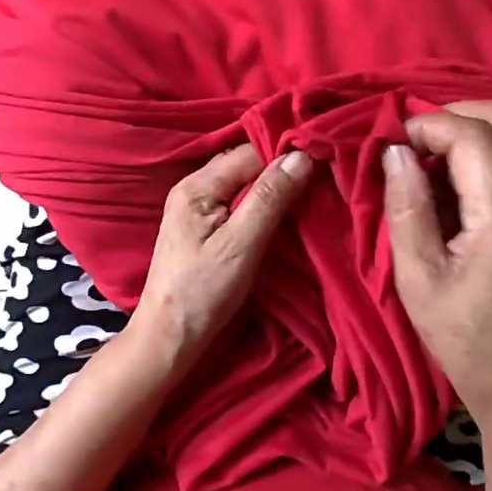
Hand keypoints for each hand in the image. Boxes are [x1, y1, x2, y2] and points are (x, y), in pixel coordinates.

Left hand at [130, 144, 314, 363]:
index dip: (285, 154)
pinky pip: (239, 201)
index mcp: (197, 186)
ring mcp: (197, 208)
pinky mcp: (204, 228)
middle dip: (281, 168)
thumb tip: (301, 156)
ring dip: (274, 186)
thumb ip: (269, 199)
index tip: (322, 158)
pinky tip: (284, 211)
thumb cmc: (203, 293)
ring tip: (311, 189)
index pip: (250, 152)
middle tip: (322, 174)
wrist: (169, 337)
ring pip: (244, 183)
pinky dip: (263, 203)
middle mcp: (194, 188)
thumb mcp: (241, 245)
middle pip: (246, 164)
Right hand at [383, 101, 491, 429]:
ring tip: (425, 156)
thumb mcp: (417, 277)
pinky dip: (482, 150)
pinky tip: (449, 177)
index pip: (472, 137)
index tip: (391, 141)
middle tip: (411, 139)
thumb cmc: (462, 339)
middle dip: (452, 113)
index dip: (427, 124)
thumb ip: (406, 206)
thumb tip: (394, 150)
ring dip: (468, 130)